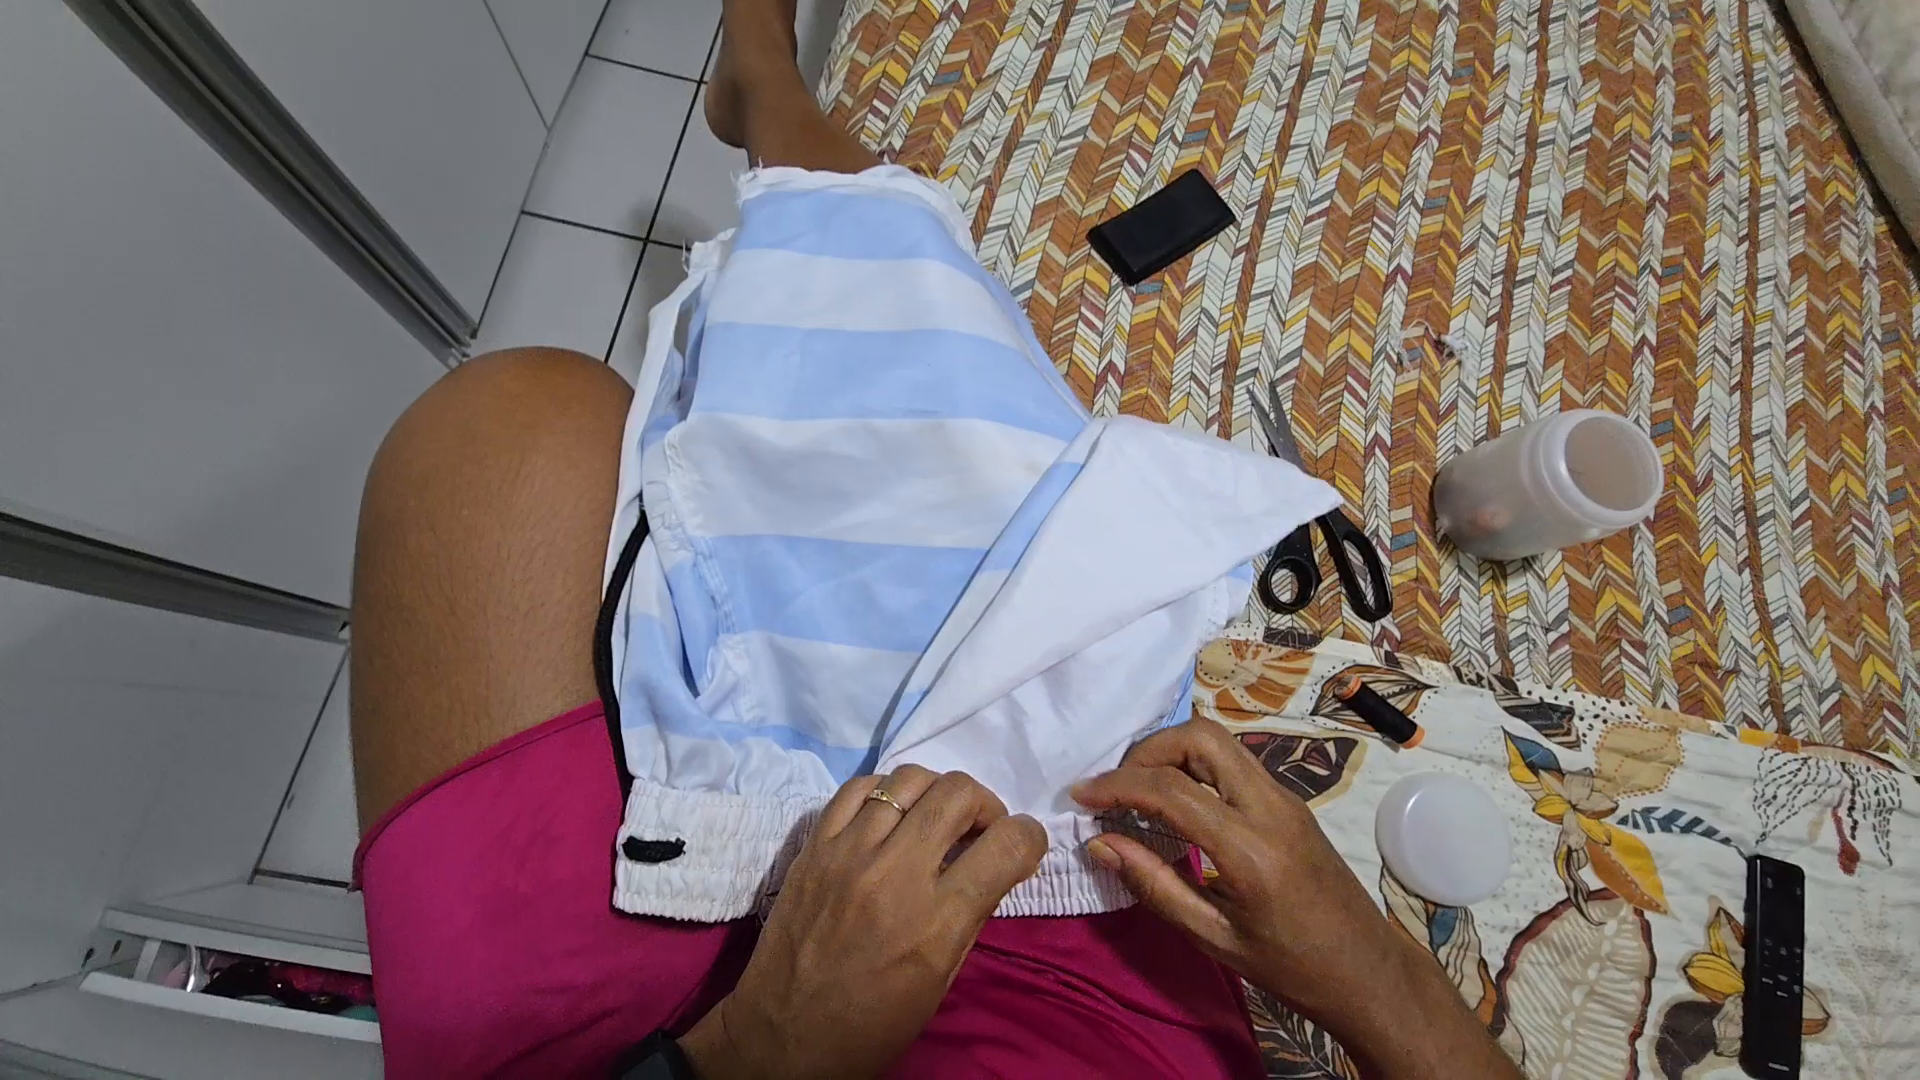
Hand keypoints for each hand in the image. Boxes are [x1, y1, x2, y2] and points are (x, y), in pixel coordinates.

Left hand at [680, 766, 1045, 1079]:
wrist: (782, 1038)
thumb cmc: (873, 1023)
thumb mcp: (940, 979)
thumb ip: (971, 911)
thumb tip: (995, 859)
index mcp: (937, 920)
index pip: (1006, 845)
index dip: (1028, 836)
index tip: (1022, 843)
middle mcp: (896, 874)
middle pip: (958, 793)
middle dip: (985, 803)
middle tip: (979, 828)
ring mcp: (850, 852)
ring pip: (910, 778)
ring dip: (936, 792)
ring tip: (934, 816)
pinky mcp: (815, 844)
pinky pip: (859, 786)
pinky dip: (885, 791)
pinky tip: (890, 812)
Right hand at [1070, 719, 1521, 1079]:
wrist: (1371, 973)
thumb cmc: (1293, 967)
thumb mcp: (1216, 939)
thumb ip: (1154, 886)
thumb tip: (1099, 843)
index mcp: (1250, 850)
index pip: (1172, 790)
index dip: (1117, 785)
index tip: (1081, 796)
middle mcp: (1269, 807)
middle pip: (1200, 737)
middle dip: (1147, 750)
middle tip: (1118, 787)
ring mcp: (1284, 797)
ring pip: (1218, 739)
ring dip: (1171, 750)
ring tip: (1140, 789)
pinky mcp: (1288, 799)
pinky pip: (1231, 760)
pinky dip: (1193, 763)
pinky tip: (1176, 798)